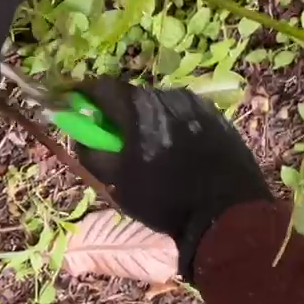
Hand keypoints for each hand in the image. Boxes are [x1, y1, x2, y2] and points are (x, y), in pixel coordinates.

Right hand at [73, 79, 269, 278]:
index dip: (84, 96)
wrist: (227, 215)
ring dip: (147, 121)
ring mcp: (197, 105)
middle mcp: (168, 95)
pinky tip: (175, 153)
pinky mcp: (218, 118)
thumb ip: (92, 154)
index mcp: (138, 107)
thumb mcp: (117, 182)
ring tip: (149, 150)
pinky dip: (171, 128)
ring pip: (159, 106)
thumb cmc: (164, 199)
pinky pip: (183, 116)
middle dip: (118, 114)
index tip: (76, 107)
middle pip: (132, 97)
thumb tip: (81, 137)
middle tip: (113, 138)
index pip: (101, 87)